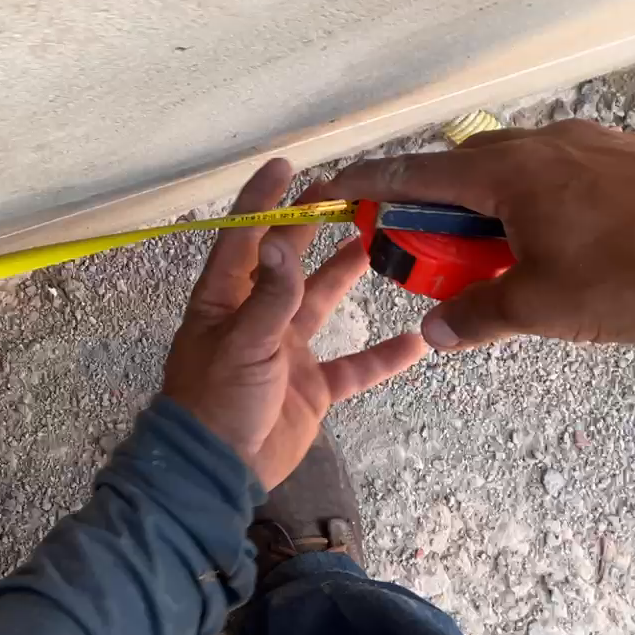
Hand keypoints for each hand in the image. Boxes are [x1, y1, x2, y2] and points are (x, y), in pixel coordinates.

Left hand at [162, 158, 428, 487]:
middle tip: (348, 196)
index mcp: (226, 299)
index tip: (284, 167)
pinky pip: (354, 366)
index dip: (261, 201)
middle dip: (312, 228)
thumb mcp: (241, 342)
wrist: (220, 468)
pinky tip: (418, 339)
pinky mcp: (311, 386)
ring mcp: (285, 350)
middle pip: (288, 262)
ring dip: (347, 275)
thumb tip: (283, 243)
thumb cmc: (216, 398)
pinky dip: (383, 355)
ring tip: (381, 242)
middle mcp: (256, 316)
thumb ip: (268, 297)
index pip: (244, 238)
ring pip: (321, 303)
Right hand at [320, 119, 634, 348]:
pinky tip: (582, 234)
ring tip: (517, 245)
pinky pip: (572, 166)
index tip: (325, 190)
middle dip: (437, 201)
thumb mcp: (543, 307)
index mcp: (506, 173)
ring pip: (520, 164)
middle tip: (441, 243)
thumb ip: (476, 315)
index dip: (359, 183)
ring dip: (497, 200)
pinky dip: (550, 196)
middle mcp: (544, 144)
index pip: (409, 173)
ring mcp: (599, 141)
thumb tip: (433, 333)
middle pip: (462, 166)